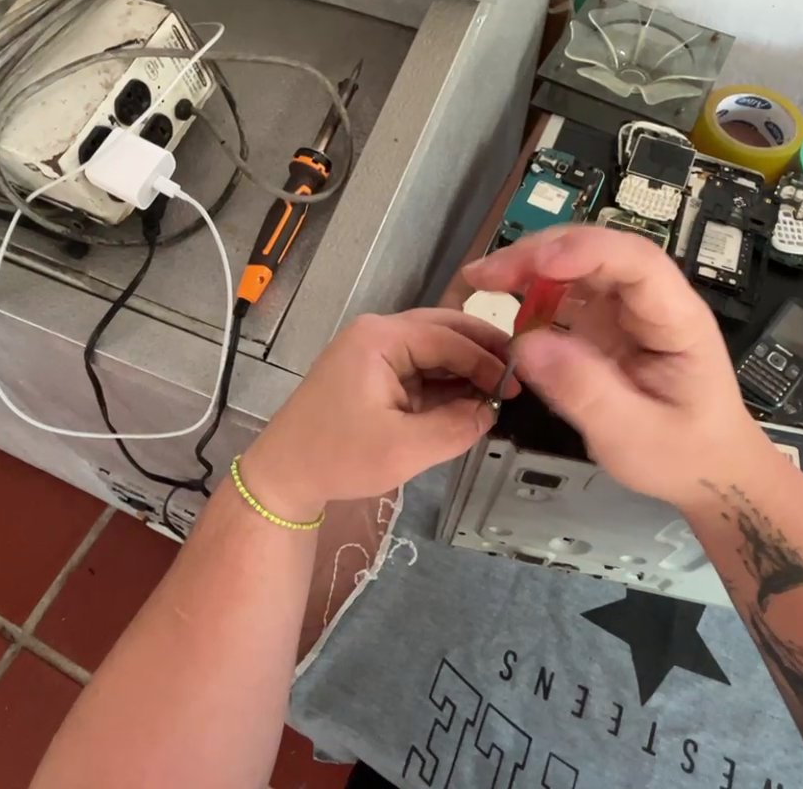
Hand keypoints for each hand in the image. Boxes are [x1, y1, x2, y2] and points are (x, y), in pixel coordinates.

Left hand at [242, 308, 515, 520]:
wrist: (284, 473)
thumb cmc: (339, 458)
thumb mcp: (405, 449)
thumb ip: (456, 427)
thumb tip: (492, 410)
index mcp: (380, 339)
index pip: (448, 338)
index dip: (486, 360)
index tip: (518, 385)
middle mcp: (376, 333)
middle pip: (441, 328)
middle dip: (480, 348)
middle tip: (518, 371)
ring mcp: (371, 349)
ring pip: (431, 345)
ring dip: (464, 363)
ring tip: (500, 385)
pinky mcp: (371, 369)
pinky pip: (417, 363)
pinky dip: (443, 377)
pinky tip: (469, 394)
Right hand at [462, 226, 766, 507]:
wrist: (705, 469)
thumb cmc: (683, 454)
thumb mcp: (633, 436)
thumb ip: (583, 391)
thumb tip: (526, 346)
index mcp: (676, 320)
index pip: (637, 263)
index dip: (586, 252)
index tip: (536, 263)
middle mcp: (650, 302)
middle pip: (598, 253)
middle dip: (540, 254)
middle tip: (486, 274)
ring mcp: (624, 310)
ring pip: (576, 265)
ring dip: (529, 265)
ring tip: (483, 279)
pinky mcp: (602, 323)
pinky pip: (565, 292)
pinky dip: (531, 290)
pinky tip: (503, 298)